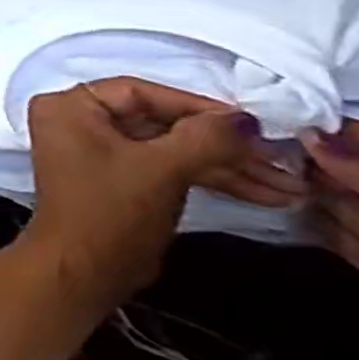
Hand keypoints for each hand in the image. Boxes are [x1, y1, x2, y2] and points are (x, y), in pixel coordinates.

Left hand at [25, 78, 269, 300]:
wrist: (86, 267)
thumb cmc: (111, 208)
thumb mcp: (160, 167)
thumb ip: (204, 138)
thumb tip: (246, 117)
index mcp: (68, 106)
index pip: (139, 92)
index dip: (197, 106)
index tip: (255, 123)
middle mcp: (76, 120)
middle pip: (158, 120)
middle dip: (221, 142)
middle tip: (285, 159)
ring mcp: (98, 149)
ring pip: (168, 146)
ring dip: (227, 164)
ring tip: (290, 185)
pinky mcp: (119, 176)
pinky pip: (166, 165)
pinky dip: (210, 177)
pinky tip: (265, 193)